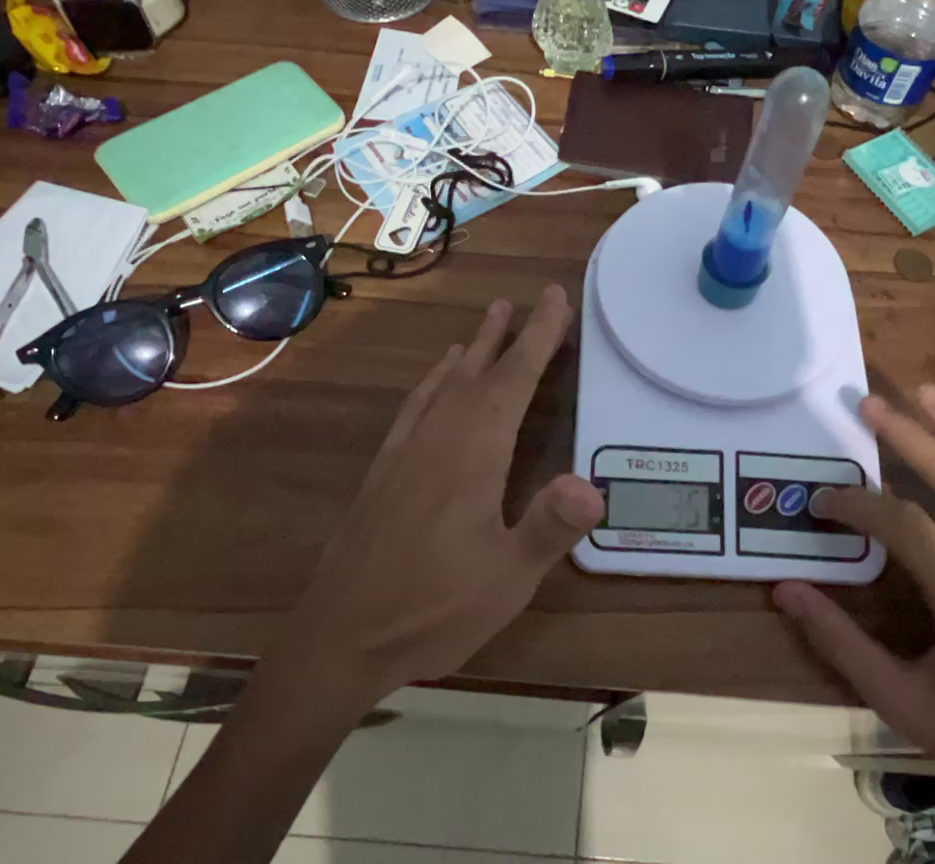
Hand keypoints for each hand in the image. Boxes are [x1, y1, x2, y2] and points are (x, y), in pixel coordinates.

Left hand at [284, 287, 603, 696]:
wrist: (340, 636)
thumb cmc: (432, 609)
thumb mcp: (505, 579)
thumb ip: (548, 528)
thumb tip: (594, 486)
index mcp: (472, 455)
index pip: (513, 381)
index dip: (538, 337)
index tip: (554, 298)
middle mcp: (438, 439)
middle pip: (479, 373)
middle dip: (510, 335)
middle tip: (530, 299)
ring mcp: (405, 453)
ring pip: (444, 385)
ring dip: (472, 351)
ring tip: (488, 322)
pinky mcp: (384, 472)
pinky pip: (415, 408)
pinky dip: (433, 383)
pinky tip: (436, 383)